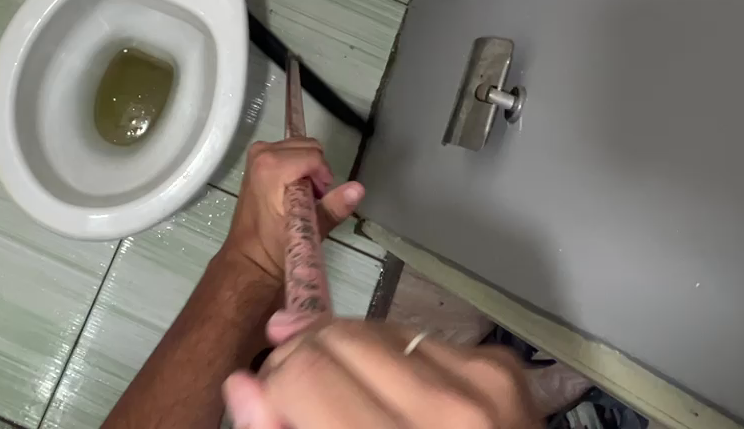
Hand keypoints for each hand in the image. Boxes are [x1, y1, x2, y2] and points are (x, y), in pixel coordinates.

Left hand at [221, 139, 364, 286]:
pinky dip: (296, 165)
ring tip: (301, 196)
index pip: (314, 156)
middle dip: (316, 171)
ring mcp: (258, 152)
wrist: (248, 257)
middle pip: (308, 147)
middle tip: (310, 200)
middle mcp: (263, 152)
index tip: (318, 198)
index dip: (322, 176)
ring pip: (299, 146)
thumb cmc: (276, 248)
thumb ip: (333, 207)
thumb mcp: (309, 231)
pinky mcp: (257, 156)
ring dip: (307, 168)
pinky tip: (291, 189)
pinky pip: (288, 150)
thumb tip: (358, 188)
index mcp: (272, 167)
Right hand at [222, 321, 536, 428]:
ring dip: (350, 357)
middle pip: (339, 336)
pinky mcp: (502, 368)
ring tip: (350, 398)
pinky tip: (398, 397)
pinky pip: (418, 338)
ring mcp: (483, 383)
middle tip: (299, 393)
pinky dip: (396, 361)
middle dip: (307, 357)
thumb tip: (241, 383)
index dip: (276, 380)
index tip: (272, 401)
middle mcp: (449, 414)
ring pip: (375, 329)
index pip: (308, 370)